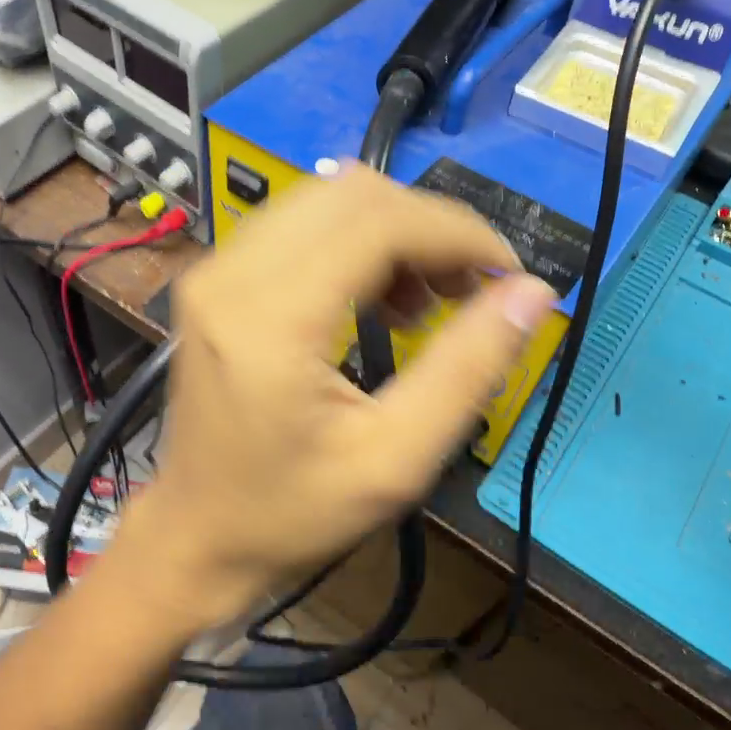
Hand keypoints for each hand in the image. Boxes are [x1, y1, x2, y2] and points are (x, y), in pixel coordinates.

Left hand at [111, 166, 557, 632]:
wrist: (198, 534)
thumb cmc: (292, 512)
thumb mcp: (395, 460)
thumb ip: (467, 370)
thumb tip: (532, 294)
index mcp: (271, 319)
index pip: (379, 221)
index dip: (458, 233)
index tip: (506, 276)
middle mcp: (232, 273)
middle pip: (354, 196)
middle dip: (430, 229)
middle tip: (469, 292)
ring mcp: (216, 269)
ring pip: (328, 200)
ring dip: (395, 233)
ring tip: (425, 304)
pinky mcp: (217, 278)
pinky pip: (300, 224)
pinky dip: (356, 244)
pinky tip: (379, 300)